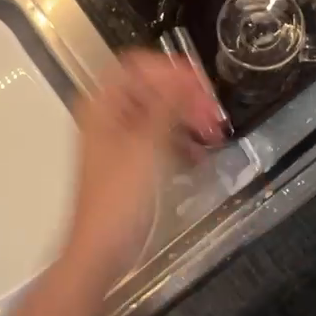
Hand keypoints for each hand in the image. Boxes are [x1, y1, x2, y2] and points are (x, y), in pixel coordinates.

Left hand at [64, 51, 226, 277]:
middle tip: (213, 113)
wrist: (101, 249)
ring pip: (158, 112)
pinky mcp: (129, 160)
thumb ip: (168, 104)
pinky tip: (200, 152)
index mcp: (102, 104)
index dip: (170, 70)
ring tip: (213, 133)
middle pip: (151, 87)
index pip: (138, 65)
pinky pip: (159, 136)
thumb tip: (184, 75)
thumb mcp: (148, 145)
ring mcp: (117, 138)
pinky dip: (179, 139)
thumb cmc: (119, 198)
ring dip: (187, 117)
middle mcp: (107, 115)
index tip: (200, 85)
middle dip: (185, 96)